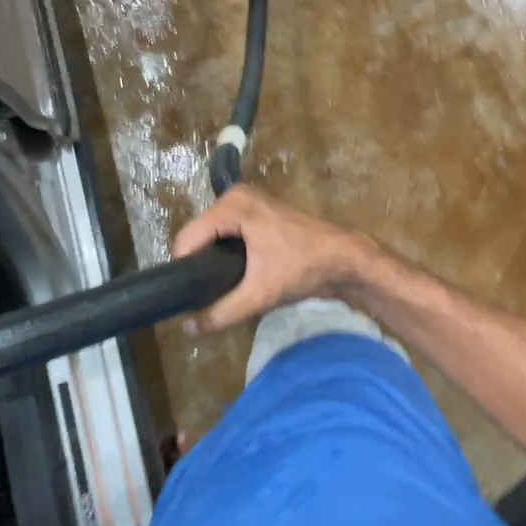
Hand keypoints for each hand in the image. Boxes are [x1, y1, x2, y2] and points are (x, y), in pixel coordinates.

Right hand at [171, 186, 377, 334]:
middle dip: (197, 265)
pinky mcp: (255, 212)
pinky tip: (231, 275)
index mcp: (232, 205)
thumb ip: (222, 312)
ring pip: (211, 235)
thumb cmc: (303, 268)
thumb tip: (188, 329)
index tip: (185, 298)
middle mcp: (235, 196)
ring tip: (215, 288)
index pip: (188, 238)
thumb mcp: (260, 294)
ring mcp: (246, 201)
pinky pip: (225, 232)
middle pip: (198, 235)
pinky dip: (224, 252)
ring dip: (210, 260)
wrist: (343, 258)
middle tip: (202, 296)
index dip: (183, 269)